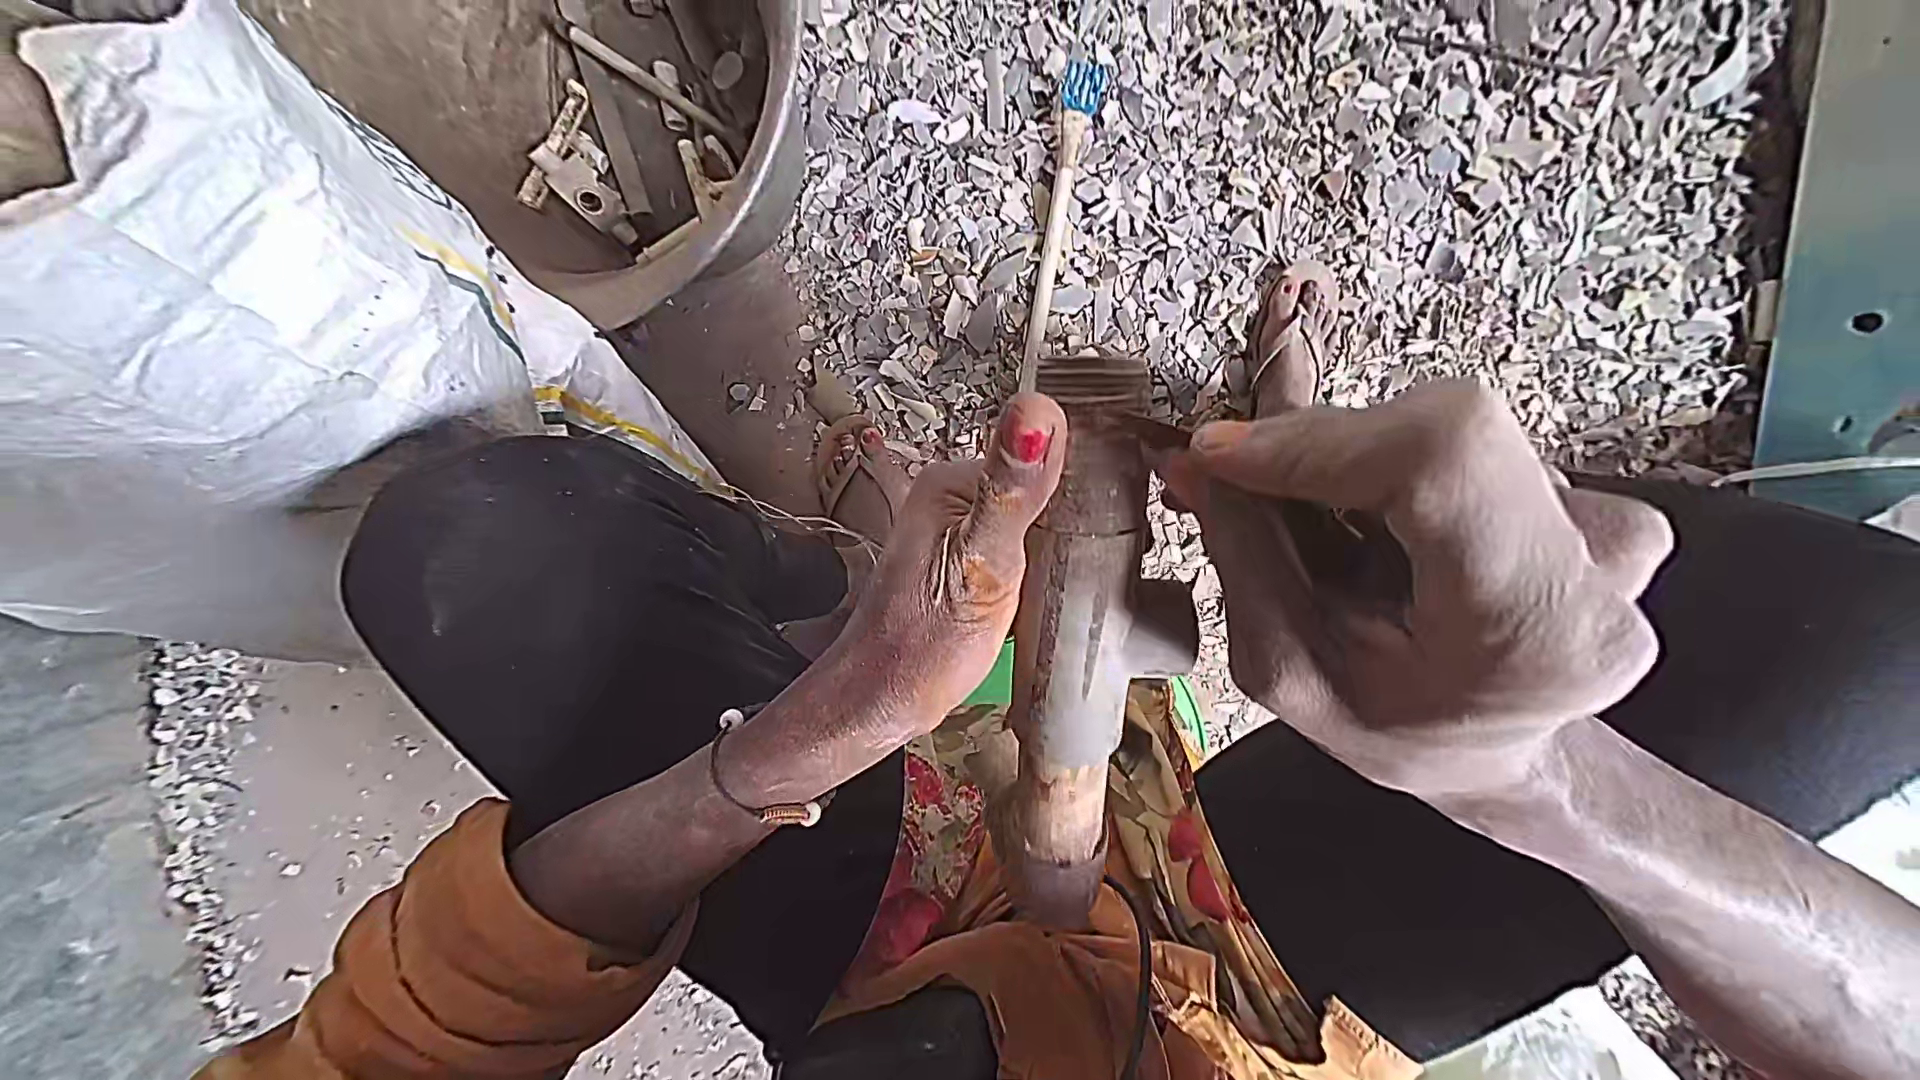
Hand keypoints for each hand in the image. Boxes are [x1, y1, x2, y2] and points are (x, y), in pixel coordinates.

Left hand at [838, 393, 1066, 731]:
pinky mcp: (972, 561)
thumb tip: (1038, 411)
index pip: (1039, 455)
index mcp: (952, 481)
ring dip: (1067, 543)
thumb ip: (1012, 493)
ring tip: (1086, 573)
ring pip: (1037, 520)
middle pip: (1040, 488)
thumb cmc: (923, 644)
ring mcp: (963, 530)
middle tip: (1099, 557)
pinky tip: (1061, 585)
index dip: (1083, 485)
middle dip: (1076, 518)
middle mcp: (955, 497)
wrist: (884, 701)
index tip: (1113, 521)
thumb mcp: (981, 565)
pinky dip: (1048, 562)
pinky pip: (1025, 547)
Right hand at [1156, 380, 1670, 798]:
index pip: (1437, 459)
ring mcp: (1595, 515)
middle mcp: (1592, 557)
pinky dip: (1363, 466)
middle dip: (1301, 451)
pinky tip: (1337, 517)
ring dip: (1326, 461)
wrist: (1491, 749)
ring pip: (1420, 432)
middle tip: (1224, 481)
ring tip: (1279, 516)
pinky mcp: (1568, 490)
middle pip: (1422, 433)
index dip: (1314, 439)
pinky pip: (1437, 443)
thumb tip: (1195, 467)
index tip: (1219, 454)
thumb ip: (1242, 559)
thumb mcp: (1285, 671)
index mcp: (1534, 627)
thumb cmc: (1397, 734)